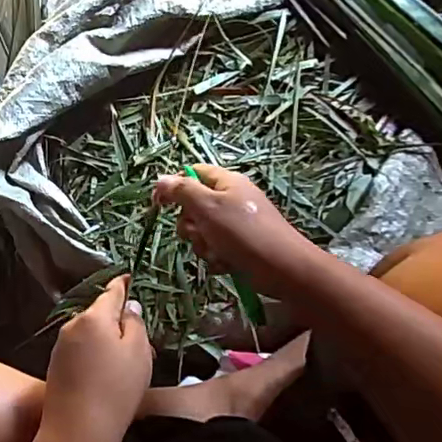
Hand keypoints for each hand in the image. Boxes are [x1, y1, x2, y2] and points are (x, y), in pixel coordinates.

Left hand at [41, 275, 153, 441]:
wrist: (78, 430)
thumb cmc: (116, 389)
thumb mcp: (138, 352)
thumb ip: (135, 323)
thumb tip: (128, 307)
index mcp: (94, 317)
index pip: (111, 291)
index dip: (123, 284)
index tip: (130, 277)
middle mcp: (72, 325)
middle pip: (100, 314)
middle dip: (120, 321)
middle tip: (144, 342)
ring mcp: (61, 345)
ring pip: (91, 333)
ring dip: (108, 340)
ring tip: (129, 364)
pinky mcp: (56, 364)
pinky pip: (81, 349)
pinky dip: (96, 354)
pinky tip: (108, 375)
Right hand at [152, 165, 315, 296]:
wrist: (283, 269)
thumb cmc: (244, 233)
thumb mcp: (208, 206)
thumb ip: (182, 191)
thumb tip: (160, 179)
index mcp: (226, 182)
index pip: (191, 173)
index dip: (173, 186)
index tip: (158, 204)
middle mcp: (230, 200)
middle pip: (192, 206)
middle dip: (190, 224)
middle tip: (199, 232)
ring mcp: (235, 223)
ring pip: (200, 231)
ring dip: (202, 244)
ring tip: (217, 251)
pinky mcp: (238, 245)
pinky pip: (213, 248)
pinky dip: (215, 257)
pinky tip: (226, 263)